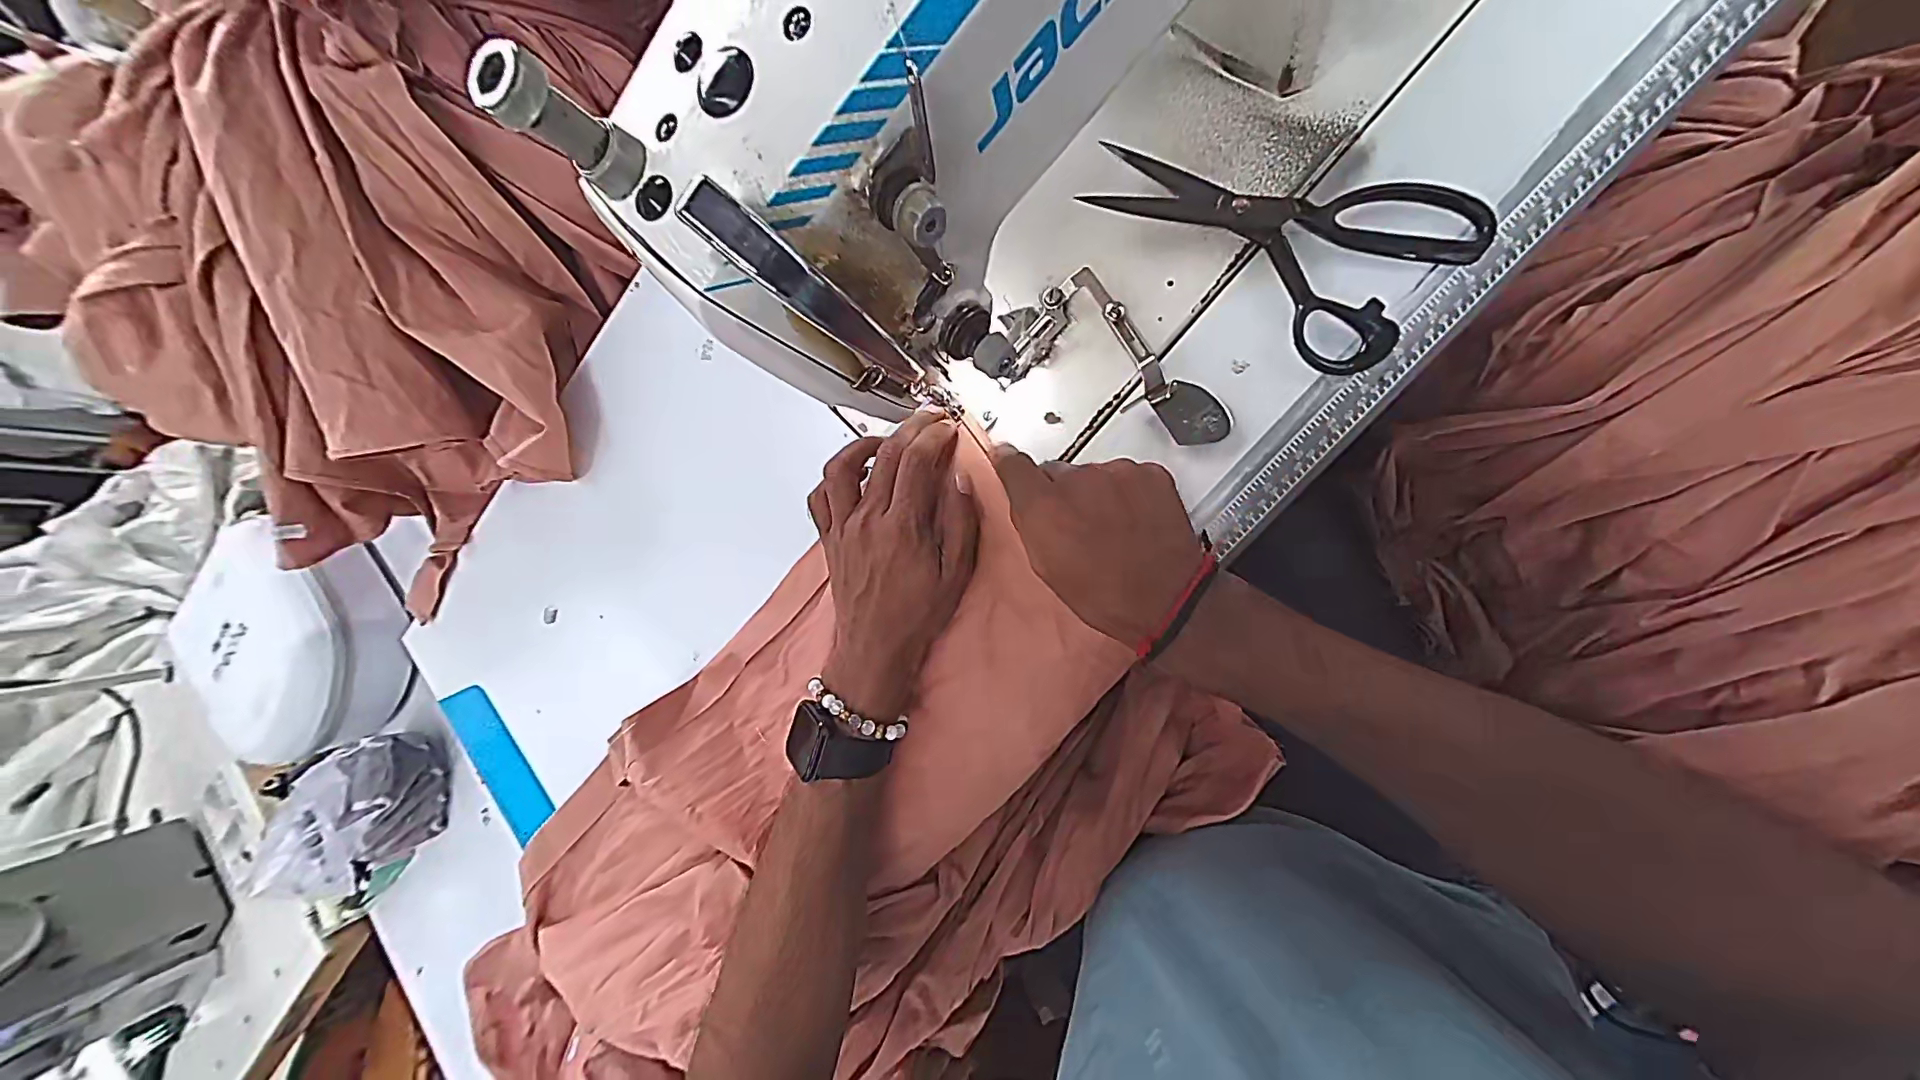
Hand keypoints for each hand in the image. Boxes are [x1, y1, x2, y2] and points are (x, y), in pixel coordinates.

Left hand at [809, 412, 979, 719]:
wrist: (875, 650)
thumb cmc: (916, 617)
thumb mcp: (956, 573)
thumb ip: (960, 522)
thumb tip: (958, 480)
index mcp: (903, 527)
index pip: (916, 461)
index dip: (934, 435)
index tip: (947, 428)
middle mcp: (868, 521)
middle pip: (884, 455)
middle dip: (910, 428)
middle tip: (928, 422)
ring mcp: (844, 528)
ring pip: (841, 468)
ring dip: (863, 444)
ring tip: (886, 441)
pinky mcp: (830, 540)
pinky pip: (819, 498)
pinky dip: (832, 479)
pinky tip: (852, 477)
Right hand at [992, 446, 1204, 649]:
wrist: (1165, 599)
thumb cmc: (1106, 594)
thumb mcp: (1047, 567)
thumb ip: (1030, 524)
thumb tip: (1024, 503)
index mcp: (1042, 507)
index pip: (1014, 464)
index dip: (1011, 464)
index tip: (1009, 459)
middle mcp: (1076, 481)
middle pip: (1059, 471)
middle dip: (1064, 493)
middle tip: (1080, 523)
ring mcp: (1115, 473)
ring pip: (1095, 473)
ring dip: (1099, 493)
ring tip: (1113, 528)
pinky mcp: (1148, 473)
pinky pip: (1128, 475)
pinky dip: (1129, 492)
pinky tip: (1134, 520)